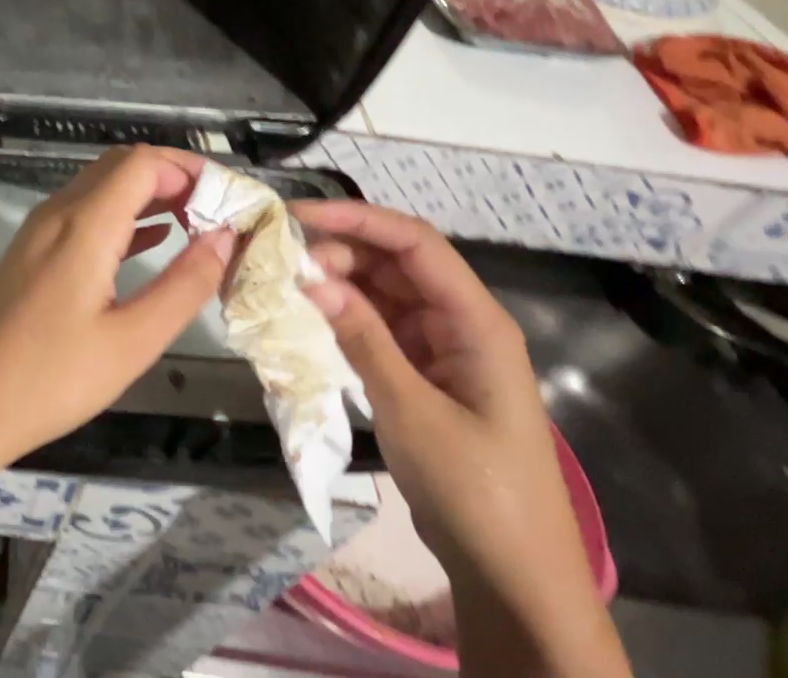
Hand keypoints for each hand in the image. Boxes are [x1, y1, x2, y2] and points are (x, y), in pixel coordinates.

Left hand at [0, 146, 234, 474]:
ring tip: (200, 223)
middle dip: (175, 177)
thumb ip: (184, 285)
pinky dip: (123, 218)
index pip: (144, 163)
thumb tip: (226, 236)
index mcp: (83, 224)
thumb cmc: (51, 378)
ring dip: (149, 196)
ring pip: (100, 190)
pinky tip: (152, 240)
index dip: (192, 170)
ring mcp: (38, 234)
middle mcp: (57, 214)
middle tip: (222, 211)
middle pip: (121, 167)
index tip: (235, 199)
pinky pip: (84, 216)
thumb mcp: (132, 340)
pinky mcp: (30, 256)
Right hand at [293, 201, 624, 673]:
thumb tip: (312, 279)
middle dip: (338, 253)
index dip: (356, 220)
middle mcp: (460, 325)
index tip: (294, 217)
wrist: (511, 570)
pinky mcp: (424, 378)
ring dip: (336, 286)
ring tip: (281, 286)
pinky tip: (305, 321)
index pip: (415, 244)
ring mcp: (442, 351)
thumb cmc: (473, 487)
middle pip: (396, 265)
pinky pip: (380, 331)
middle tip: (277, 263)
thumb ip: (363, 339)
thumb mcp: (411, 410)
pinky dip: (343, 321)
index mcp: (476, 322)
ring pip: (383, 296)